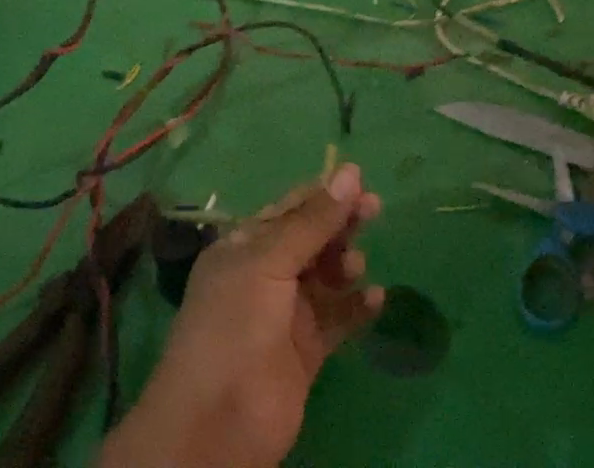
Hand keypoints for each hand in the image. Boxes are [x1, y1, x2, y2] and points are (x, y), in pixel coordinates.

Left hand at [100, 165, 383, 467]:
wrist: (217, 420)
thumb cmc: (233, 324)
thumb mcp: (267, 263)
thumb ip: (311, 222)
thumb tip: (350, 173)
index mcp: (242, 247)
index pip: (287, 210)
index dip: (322, 193)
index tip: (360, 179)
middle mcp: (262, 275)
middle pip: (310, 239)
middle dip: (340, 223)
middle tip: (374, 209)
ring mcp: (284, 314)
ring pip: (324, 277)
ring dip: (344, 264)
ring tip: (354, 266)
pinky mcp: (305, 350)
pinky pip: (337, 319)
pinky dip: (356, 307)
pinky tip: (375, 298)